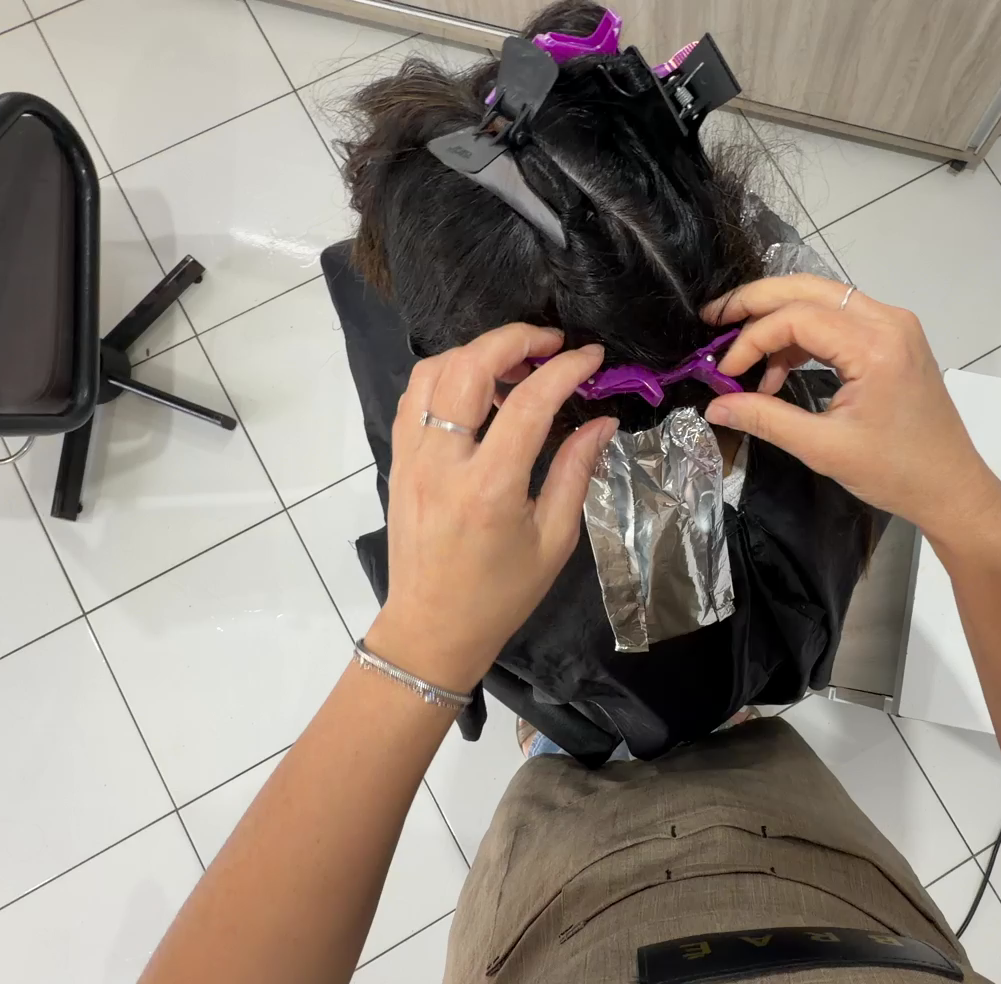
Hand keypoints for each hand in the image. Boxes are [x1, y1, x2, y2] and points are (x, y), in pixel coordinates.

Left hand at [365, 325, 616, 695]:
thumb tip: (602, 421)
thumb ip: (576, 473)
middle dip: (514, 339)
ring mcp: (411, 458)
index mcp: (489, 489)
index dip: (565, 370)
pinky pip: (415, 397)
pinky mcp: (397, 461)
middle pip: (468, 367)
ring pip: (433, 372)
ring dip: (476, 353)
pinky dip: (447, 375)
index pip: (527, 404)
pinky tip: (477, 387)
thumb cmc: (501, 594)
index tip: (592, 357)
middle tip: (552, 343)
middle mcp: (442, 463)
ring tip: (515, 362)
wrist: (433, 628)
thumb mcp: (554, 540)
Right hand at [702, 274, 1000, 549]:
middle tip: (714, 319)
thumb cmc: (894, 473)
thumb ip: (765, 419)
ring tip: (744, 357)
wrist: (951, 487)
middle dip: (755, 302)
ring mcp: (895, 325)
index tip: (724, 373)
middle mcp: (889, 320)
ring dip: (778, 320)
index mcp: (876, 345)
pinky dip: (804, 337)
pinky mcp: (894, 338)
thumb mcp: (823, 448)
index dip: (751, 340)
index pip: (796, 318)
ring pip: (822, 299)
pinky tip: (780, 372)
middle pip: (808, 288)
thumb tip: (714, 406)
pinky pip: (839, 320)